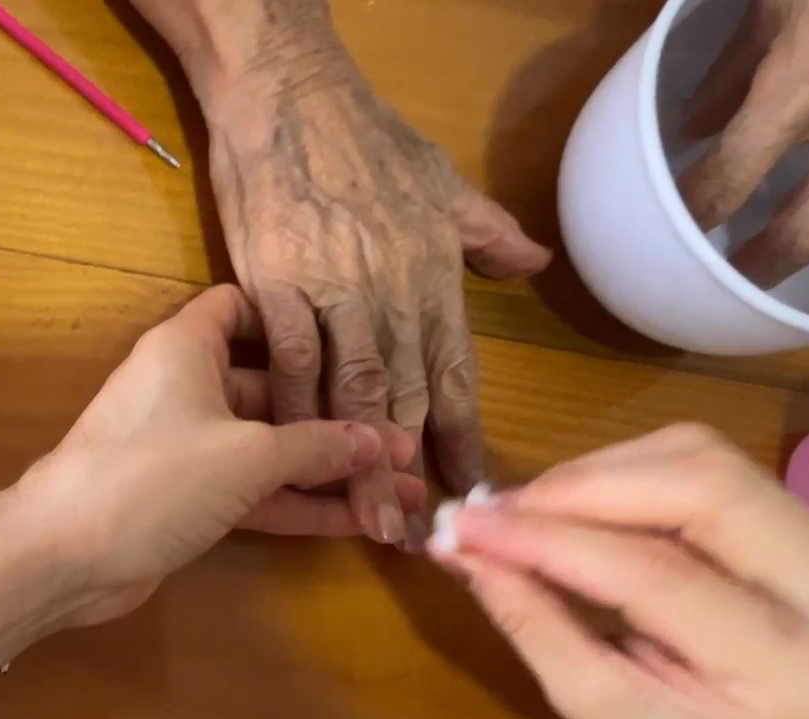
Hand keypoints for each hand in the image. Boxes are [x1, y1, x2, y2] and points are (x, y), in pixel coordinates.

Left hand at [14, 285, 421, 625]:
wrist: (66, 554)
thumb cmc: (154, 477)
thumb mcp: (247, 454)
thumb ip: (317, 445)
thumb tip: (377, 442)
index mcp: (185, 347)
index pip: (241, 308)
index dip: (293, 318)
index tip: (351, 339)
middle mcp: (184, 388)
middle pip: (270, 389)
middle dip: (336, 419)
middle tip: (404, 446)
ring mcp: (184, 447)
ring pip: (265, 449)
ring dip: (325, 471)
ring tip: (398, 489)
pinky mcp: (183, 497)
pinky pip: (249, 490)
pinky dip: (293, 503)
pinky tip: (355, 520)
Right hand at [202, 38, 550, 541]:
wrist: (285, 97)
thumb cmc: (358, 140)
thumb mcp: (439, 180)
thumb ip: (484, 232)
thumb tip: (532, 264)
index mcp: (432, 270)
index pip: (456, 369)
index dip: (465, 434)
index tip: (471, 488)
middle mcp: (392, 288)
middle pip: (409, 394)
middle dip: (415, 470)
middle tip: (419, 532)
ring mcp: (332, 288)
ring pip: (356, 388)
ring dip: (362, 459)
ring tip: (367, 519)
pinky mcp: (276, 284)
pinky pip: (293, 359)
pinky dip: (300, 410)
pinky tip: (302, 456)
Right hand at [433, 424, 808, 718]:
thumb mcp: (594, 708)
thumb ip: (532, 621)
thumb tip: (458, 547)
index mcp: (804, 680)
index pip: (655, 575)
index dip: (546, 539)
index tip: (462, 524)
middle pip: (706, 487)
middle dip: (578, 486)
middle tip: (497, 506)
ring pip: (710, 464)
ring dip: (598, 476)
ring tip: (533, 514)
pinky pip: (721, 469)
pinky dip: (629, 476)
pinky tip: (587, 510)